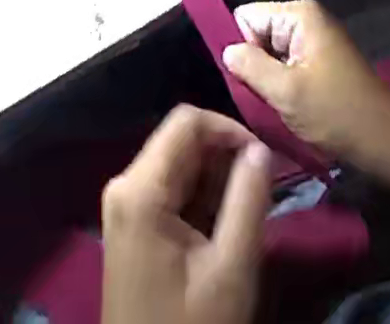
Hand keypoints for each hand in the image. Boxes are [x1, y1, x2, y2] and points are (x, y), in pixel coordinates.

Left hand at [101, 105, 273, 323]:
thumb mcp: (231, 269)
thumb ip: (248, 201)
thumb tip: (261, 149)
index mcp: (140, 187)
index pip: (186, 121)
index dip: (229, 129)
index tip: (266, 160)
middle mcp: (125, 182)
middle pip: (181, 141)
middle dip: (225, 157)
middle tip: (262, 196)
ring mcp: (124, 202)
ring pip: (178, 164)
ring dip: (216, 180)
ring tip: (245, 218)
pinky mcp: (130, 221)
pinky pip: (170, 189)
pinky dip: (200, 199)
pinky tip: (222, 231)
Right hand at [222, 0, 389, 182]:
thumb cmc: (340, 116)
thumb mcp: (286, 92)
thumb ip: (248, 65)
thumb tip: (225, 50)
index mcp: (300, 15)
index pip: (245, 17)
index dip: (244, 47)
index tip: (259, 79)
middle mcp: (307, 19)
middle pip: (256, 33)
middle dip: (256, 64)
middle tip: (272, 96)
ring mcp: (316, 42)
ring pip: (269, 53)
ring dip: (270, 80)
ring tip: (284, 105)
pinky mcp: (322, 63)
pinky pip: (285, 66)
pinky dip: (284, 86)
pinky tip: (295, 107)